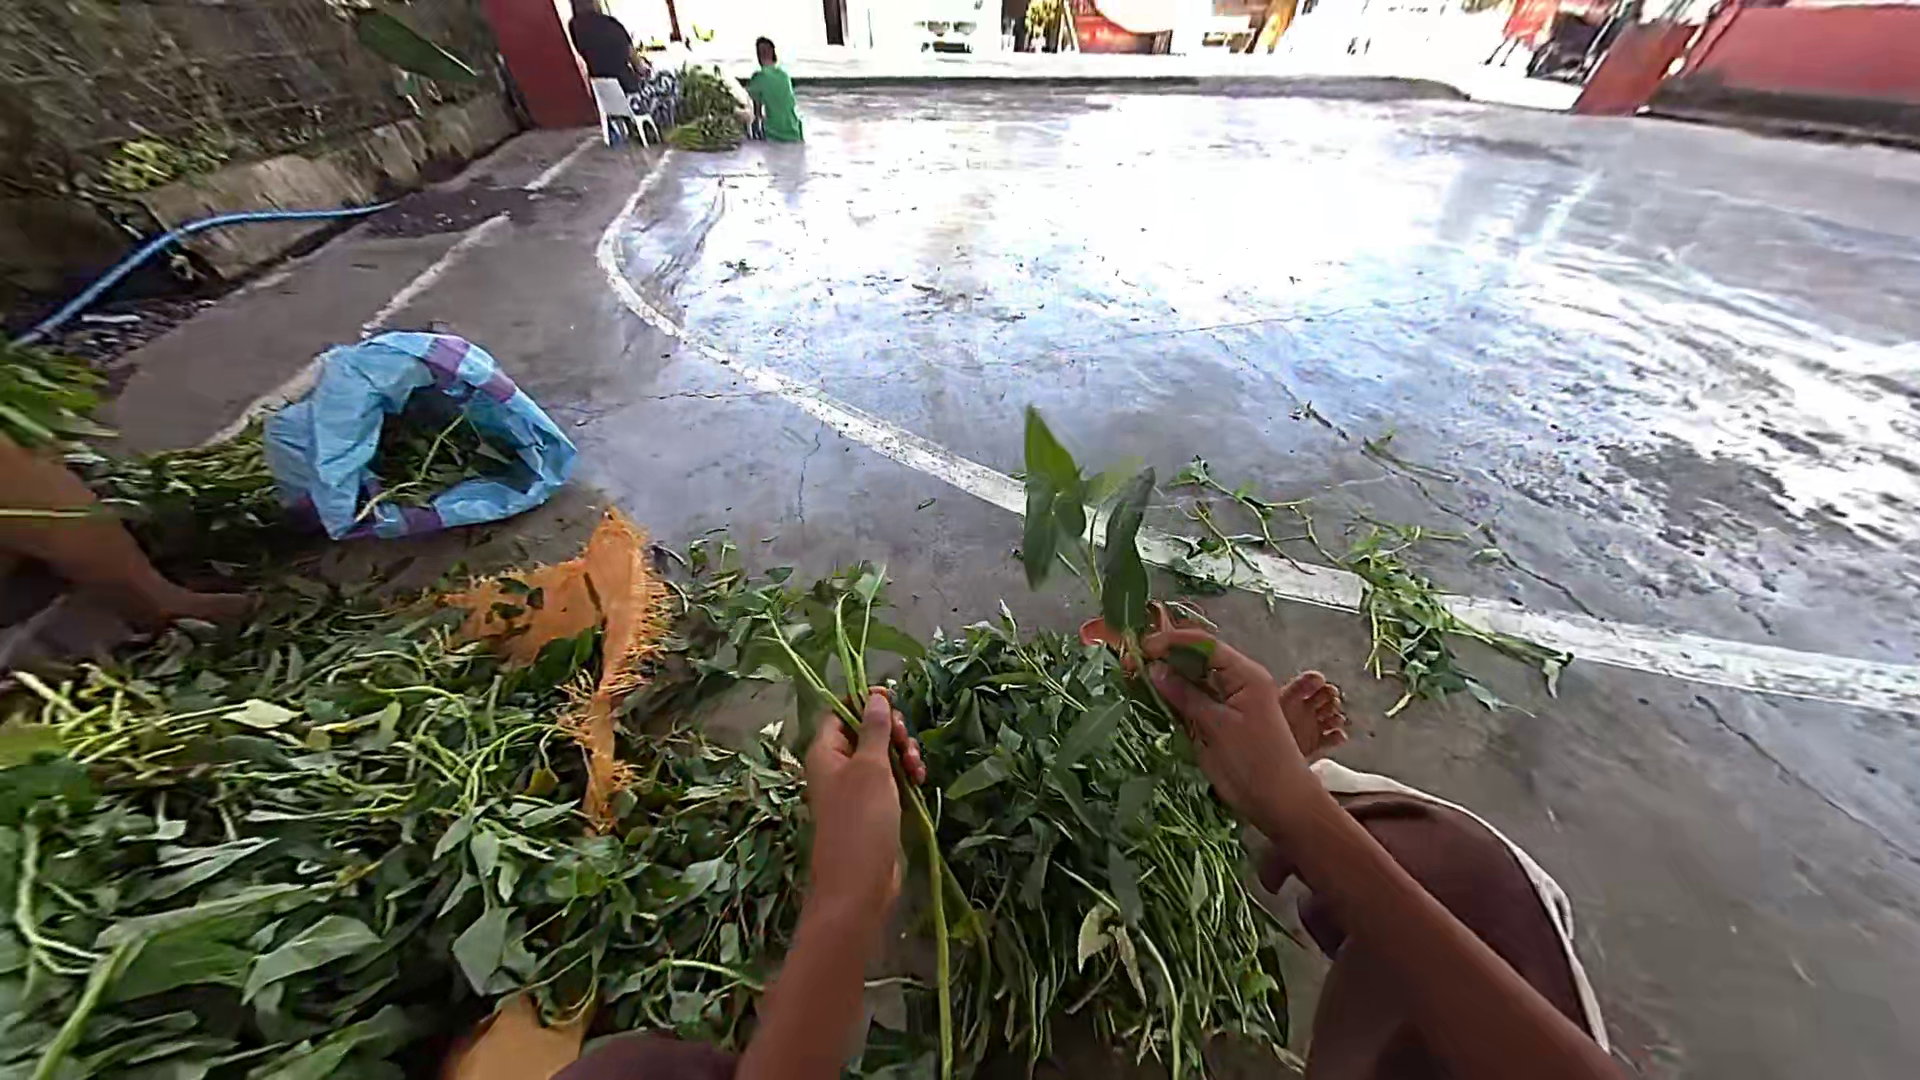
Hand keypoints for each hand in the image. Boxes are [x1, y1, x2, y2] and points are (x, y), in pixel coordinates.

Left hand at [802, 688, 924, 921]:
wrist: (859, 886)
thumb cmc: (861, 820)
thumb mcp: (871, 767)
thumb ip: (874, 728)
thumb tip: (874, 696)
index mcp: (826, 750)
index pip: (841, 710)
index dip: (866, 702)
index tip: (892, 702)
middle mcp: (837, 764)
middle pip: (866, 729)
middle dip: (892, 730)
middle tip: (905, 742)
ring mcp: (855, 786)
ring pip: (883, 752)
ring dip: (904, 753)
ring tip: (917, 768)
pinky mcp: (873, 805)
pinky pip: (891, 776)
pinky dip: (905, 774)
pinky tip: (919, 781)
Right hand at [1144, 630, 1323, 839]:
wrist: (1280, 804)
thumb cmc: (1257, 761)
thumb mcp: (1219, 726)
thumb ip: (1186, 695)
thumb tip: (1153, 668)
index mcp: (1244, 674)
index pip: (1204, 645)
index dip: (1172, 641)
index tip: (1143, 648)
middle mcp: (1234, 681)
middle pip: (1194, 658)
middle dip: (1163, 657)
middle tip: (1131, 664)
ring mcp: (1223, 700)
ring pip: (1188, 678)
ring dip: (1162, 676)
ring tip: (1132, 676)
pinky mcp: (1214, 719)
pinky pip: (1188, 699)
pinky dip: (1168, 696)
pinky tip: (1147, 695)